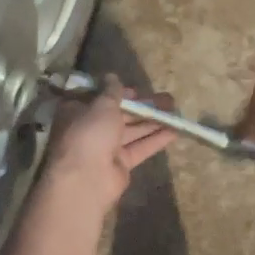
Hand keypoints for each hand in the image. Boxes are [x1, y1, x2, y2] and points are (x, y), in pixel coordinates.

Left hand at [42, 74, 177, 209]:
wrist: (86, 178)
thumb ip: (112, 91)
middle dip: (143, 107)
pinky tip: (175, 130)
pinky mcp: (120, 164)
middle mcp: (91, 128)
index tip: (137, 90)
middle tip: (168, 99)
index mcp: (78, 111)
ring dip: (154, 121)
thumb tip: (112, 76)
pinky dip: (156, 139)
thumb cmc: (89, 133)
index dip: (120, 93)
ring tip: (176, 111)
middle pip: (121, 114)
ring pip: (133, 131)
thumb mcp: (102, 105)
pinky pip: (140, 147)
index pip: (101, 98)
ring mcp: (106, 148)